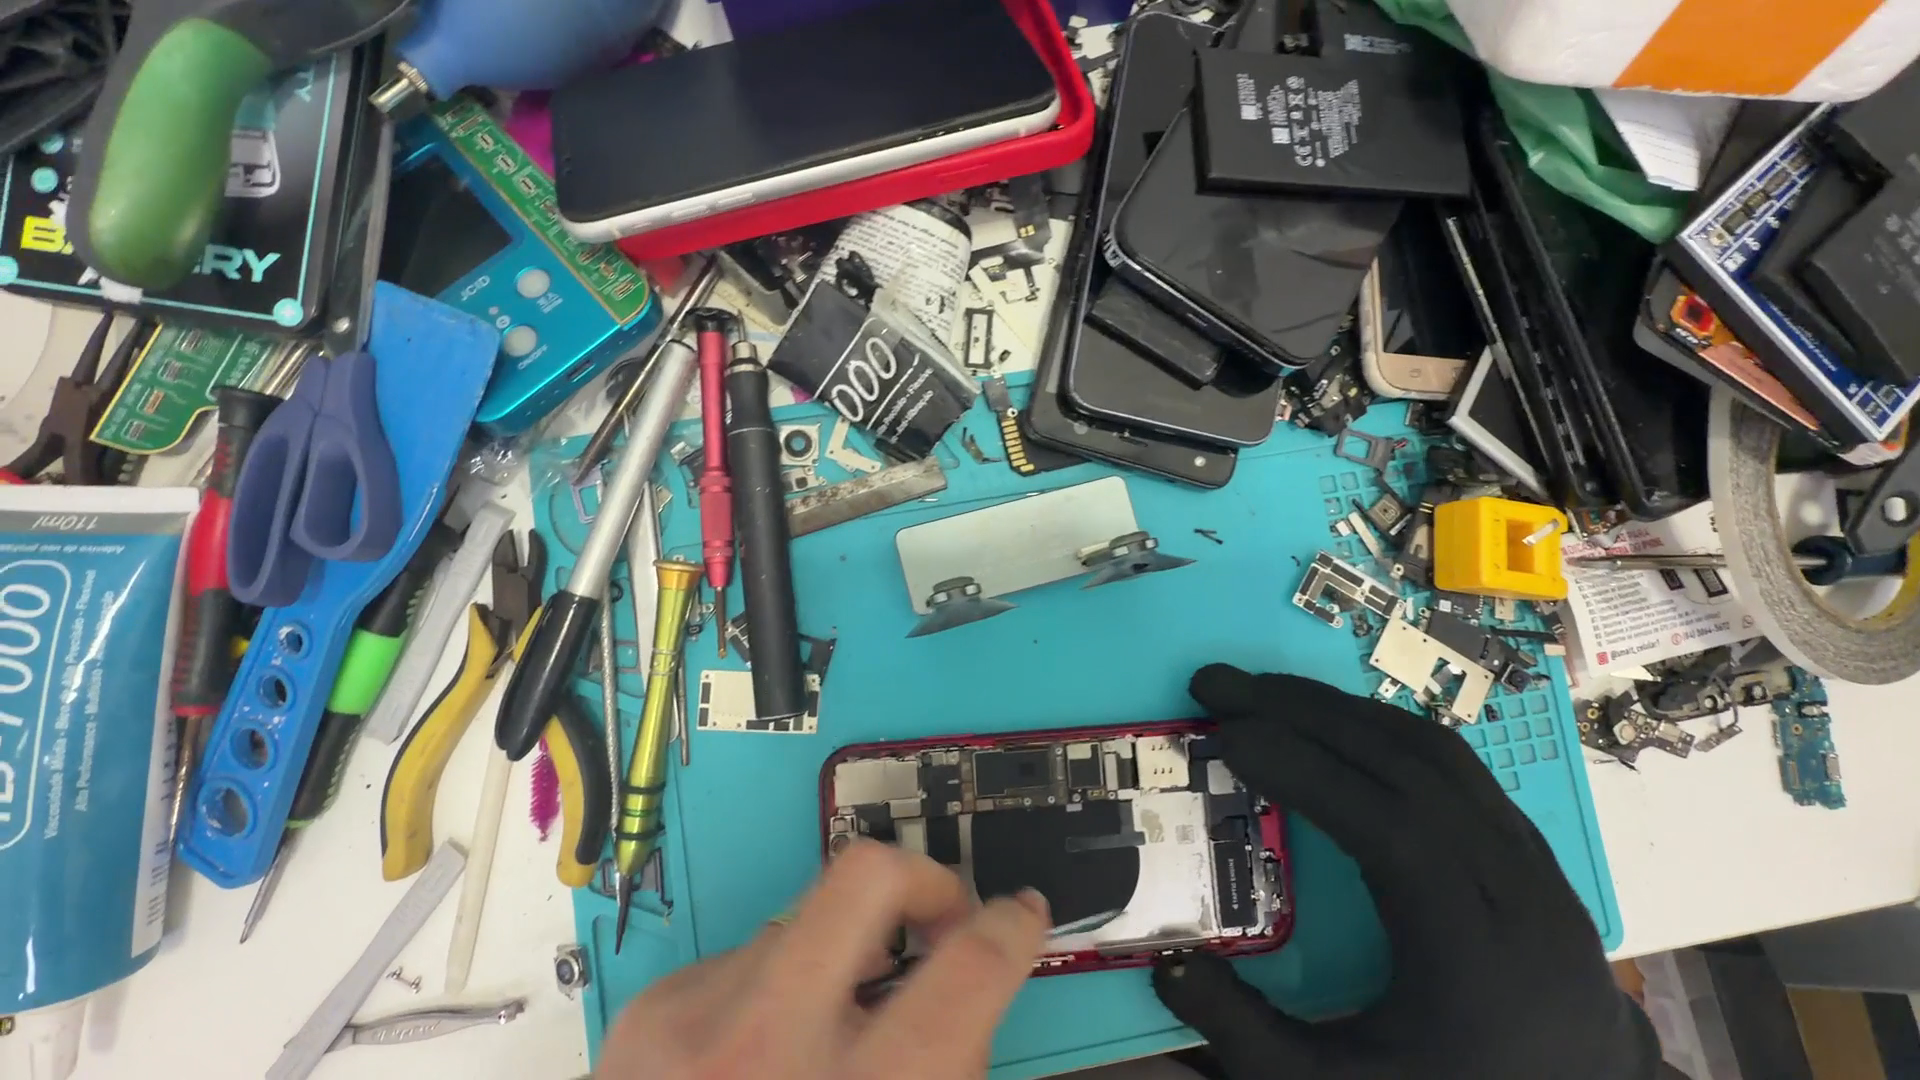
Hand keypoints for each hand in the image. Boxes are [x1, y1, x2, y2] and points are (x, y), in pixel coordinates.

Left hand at [596, 839, 1049, 1078]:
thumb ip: (947, 1066)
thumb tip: (970, 984)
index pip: (965, 973)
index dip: (1008, 929)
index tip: (1016, 914)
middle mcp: (771, 1045)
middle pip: (866, 878)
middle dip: (921, 878)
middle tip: (938, 913)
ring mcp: (699, 1016)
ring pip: (807, 918)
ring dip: (837, 957)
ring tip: (826, 1023)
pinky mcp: (653, 1008)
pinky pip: (746, 958)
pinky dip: (771, 990)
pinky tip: (755, 1055)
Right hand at [1154, 665, 1661, 1079]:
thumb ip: (1245, 1036)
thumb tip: (1167, 966)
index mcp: (1471, 952)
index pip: (1389, 829)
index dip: (1303, 771)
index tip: (1225, 736)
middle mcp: (1512, 887)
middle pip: (1406, 767)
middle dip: (1301, 712)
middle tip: (1218, 684)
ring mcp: (1530, 858)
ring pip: (1432, 751)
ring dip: (1338, 708)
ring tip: (1264, 691)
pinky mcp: (1527, 846)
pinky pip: (1453, 764)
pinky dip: (1381, 728)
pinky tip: (1333, 724)